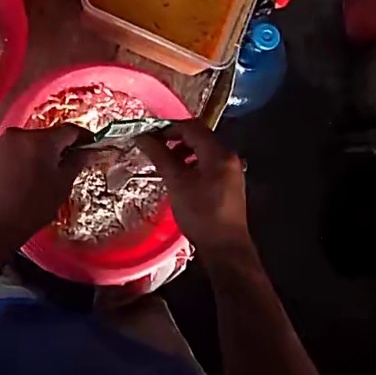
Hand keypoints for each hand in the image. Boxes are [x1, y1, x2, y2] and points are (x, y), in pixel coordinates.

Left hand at [0, 125, 88, 244]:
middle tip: (69, 162)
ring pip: (31, 142)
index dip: (83, 137)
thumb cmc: (33, 205)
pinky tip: (28, 174)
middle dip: (60, 146)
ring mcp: (3, 142)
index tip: (90, 145)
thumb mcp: (62, 184)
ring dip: (42, 152)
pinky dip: (26, 157)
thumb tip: (87, 150)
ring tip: (46, 172)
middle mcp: (20, 134)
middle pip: (48, 135)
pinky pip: (17, 149)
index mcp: (41, 140)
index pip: (70, 130)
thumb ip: (77, 161)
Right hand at [137, 120, 253, 258]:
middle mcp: (229, 156)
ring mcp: (232, 170)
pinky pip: (209, 163)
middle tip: (154, 147)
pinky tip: (180, 175)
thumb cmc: (200, 213)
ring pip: (204, 150)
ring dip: (184, 151)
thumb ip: (161, 157)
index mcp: (219, 153)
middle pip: (200, 137)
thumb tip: (143, 137)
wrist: (225, 247)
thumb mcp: (177, 183)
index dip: (168, 128)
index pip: (192, 128)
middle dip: (176, 139)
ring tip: (165, 162)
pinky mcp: (229, 183)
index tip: (148, 135)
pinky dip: (193, 163)